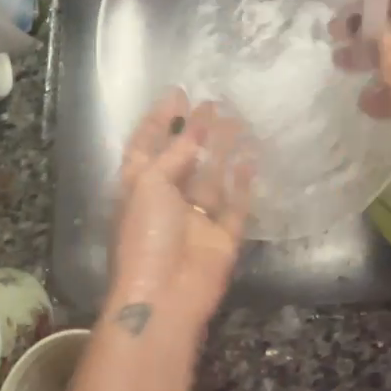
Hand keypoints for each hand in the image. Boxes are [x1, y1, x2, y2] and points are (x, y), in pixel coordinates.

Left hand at [106, 89, 252, 337]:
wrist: (164, 298)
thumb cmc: (146, 235)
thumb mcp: (150, 183)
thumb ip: (175, 152)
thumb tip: (197, 125)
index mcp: (139, 187)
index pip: (146, 144)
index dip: (159, 119)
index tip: (178, 93)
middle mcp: (167, 199)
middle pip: (183, 157)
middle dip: (196, 129)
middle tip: (213, 102)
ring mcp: (196, 219)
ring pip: (211, 176)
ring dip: (222, 148)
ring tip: (237, 118)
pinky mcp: (222, 237)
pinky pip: (235, 205)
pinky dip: (243, 182)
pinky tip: (251, 157)